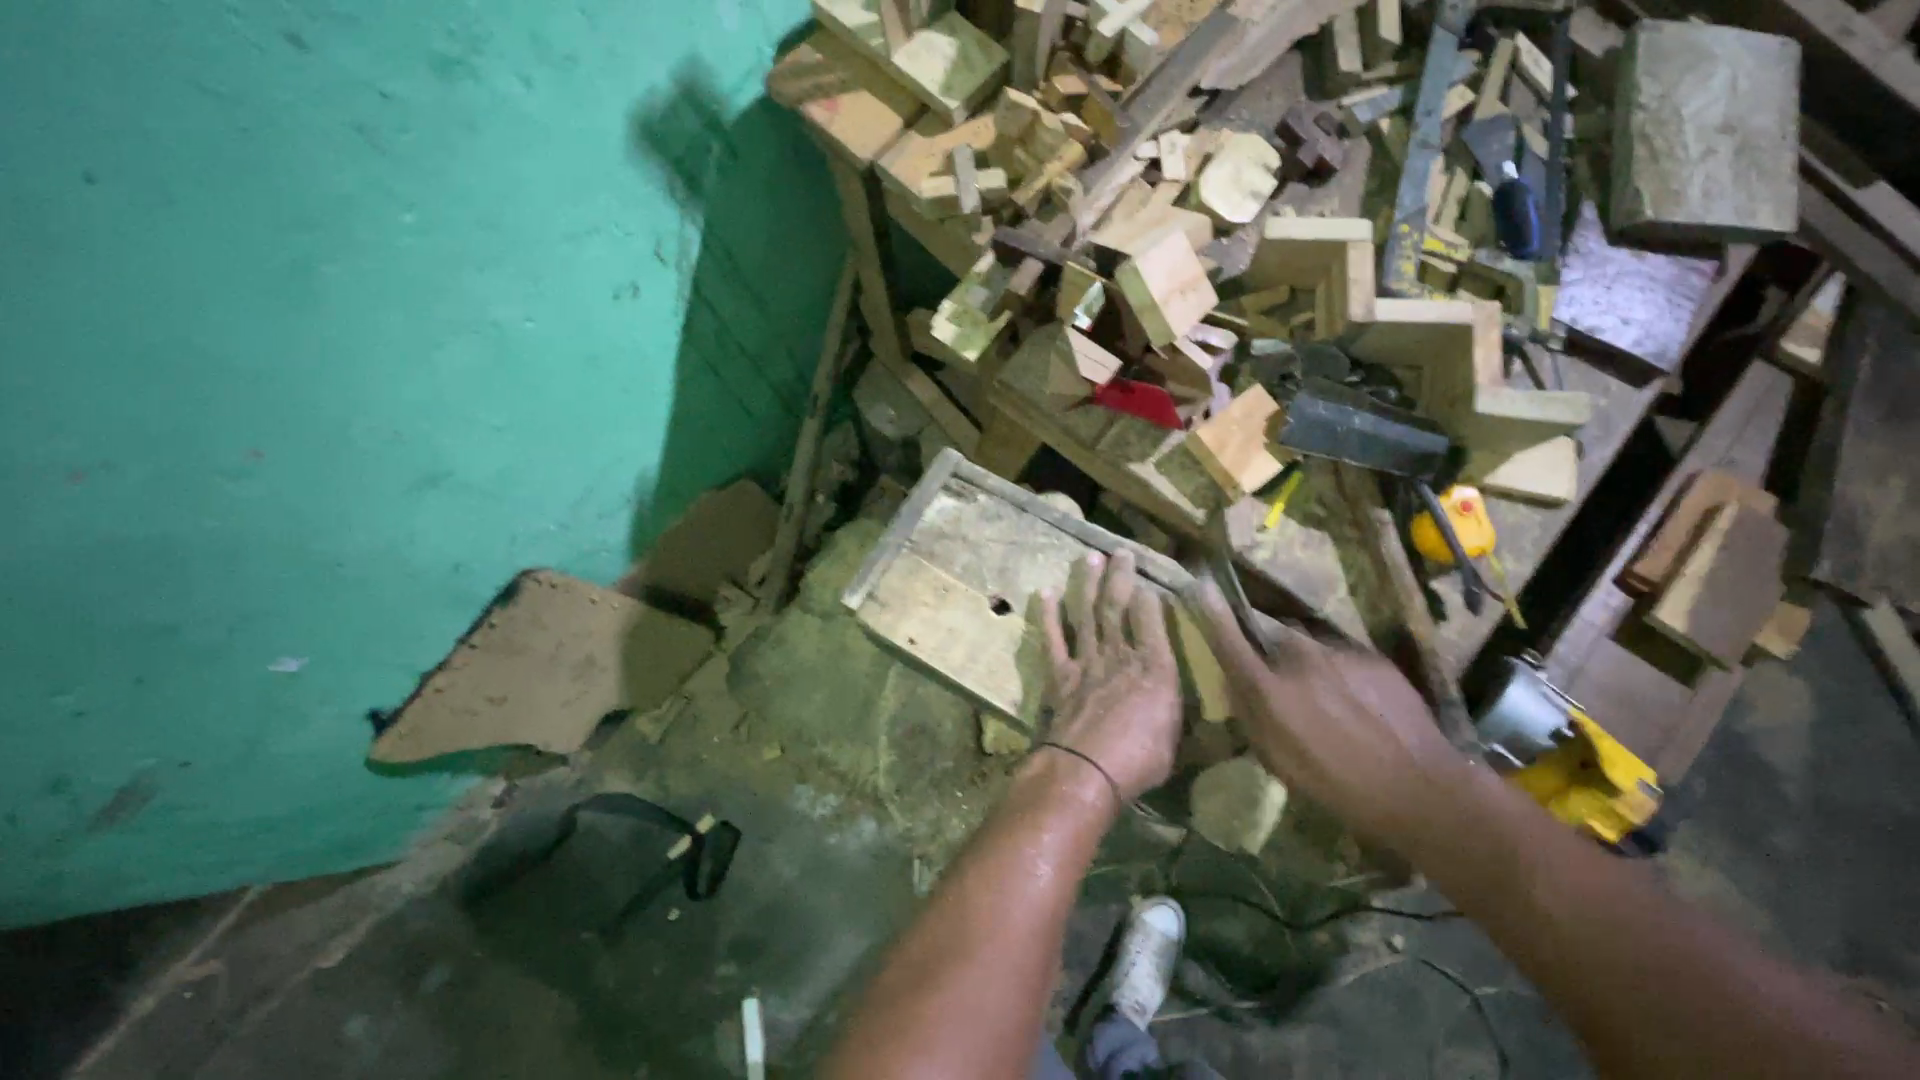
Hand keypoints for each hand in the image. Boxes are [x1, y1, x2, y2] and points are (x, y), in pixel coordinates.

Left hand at [1036, 549, 1181, 803]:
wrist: (1087, 770)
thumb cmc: (1140, 761)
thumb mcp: (1177, 743)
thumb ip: (1188, 722)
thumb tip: (1224, 733)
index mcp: (1156, 669)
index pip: (1152, 620)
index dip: (1149, 596)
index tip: (1147, 577)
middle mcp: (1121, 656)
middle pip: (1118, 607)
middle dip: (1119, 577)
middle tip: (1119, 551)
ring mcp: (1087, 662)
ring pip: (1087, 614)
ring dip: (1087, 584)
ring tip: (1088, 558)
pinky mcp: (1060, 675)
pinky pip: (1052, 639)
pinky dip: (1048, 615)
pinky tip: (1045, 593)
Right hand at [1186, 580, 1466, 847]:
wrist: (1419, 787)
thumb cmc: (1337, 787)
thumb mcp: (1277, 761)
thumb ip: (1251, 716)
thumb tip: (1236, 685)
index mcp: (1270, 690)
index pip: (1230, 641)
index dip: (1212, 613)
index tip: (1201, 584)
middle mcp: (1300, 660)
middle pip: (1275, 638)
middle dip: (1274, 651)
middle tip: (1286, 682)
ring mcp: (1340, 653)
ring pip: (1311, 645)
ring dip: (1310, 662)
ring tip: (1330, 699)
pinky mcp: (1373, 656)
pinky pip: (1344, 655)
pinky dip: (1342, 672)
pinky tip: (1360, 704)